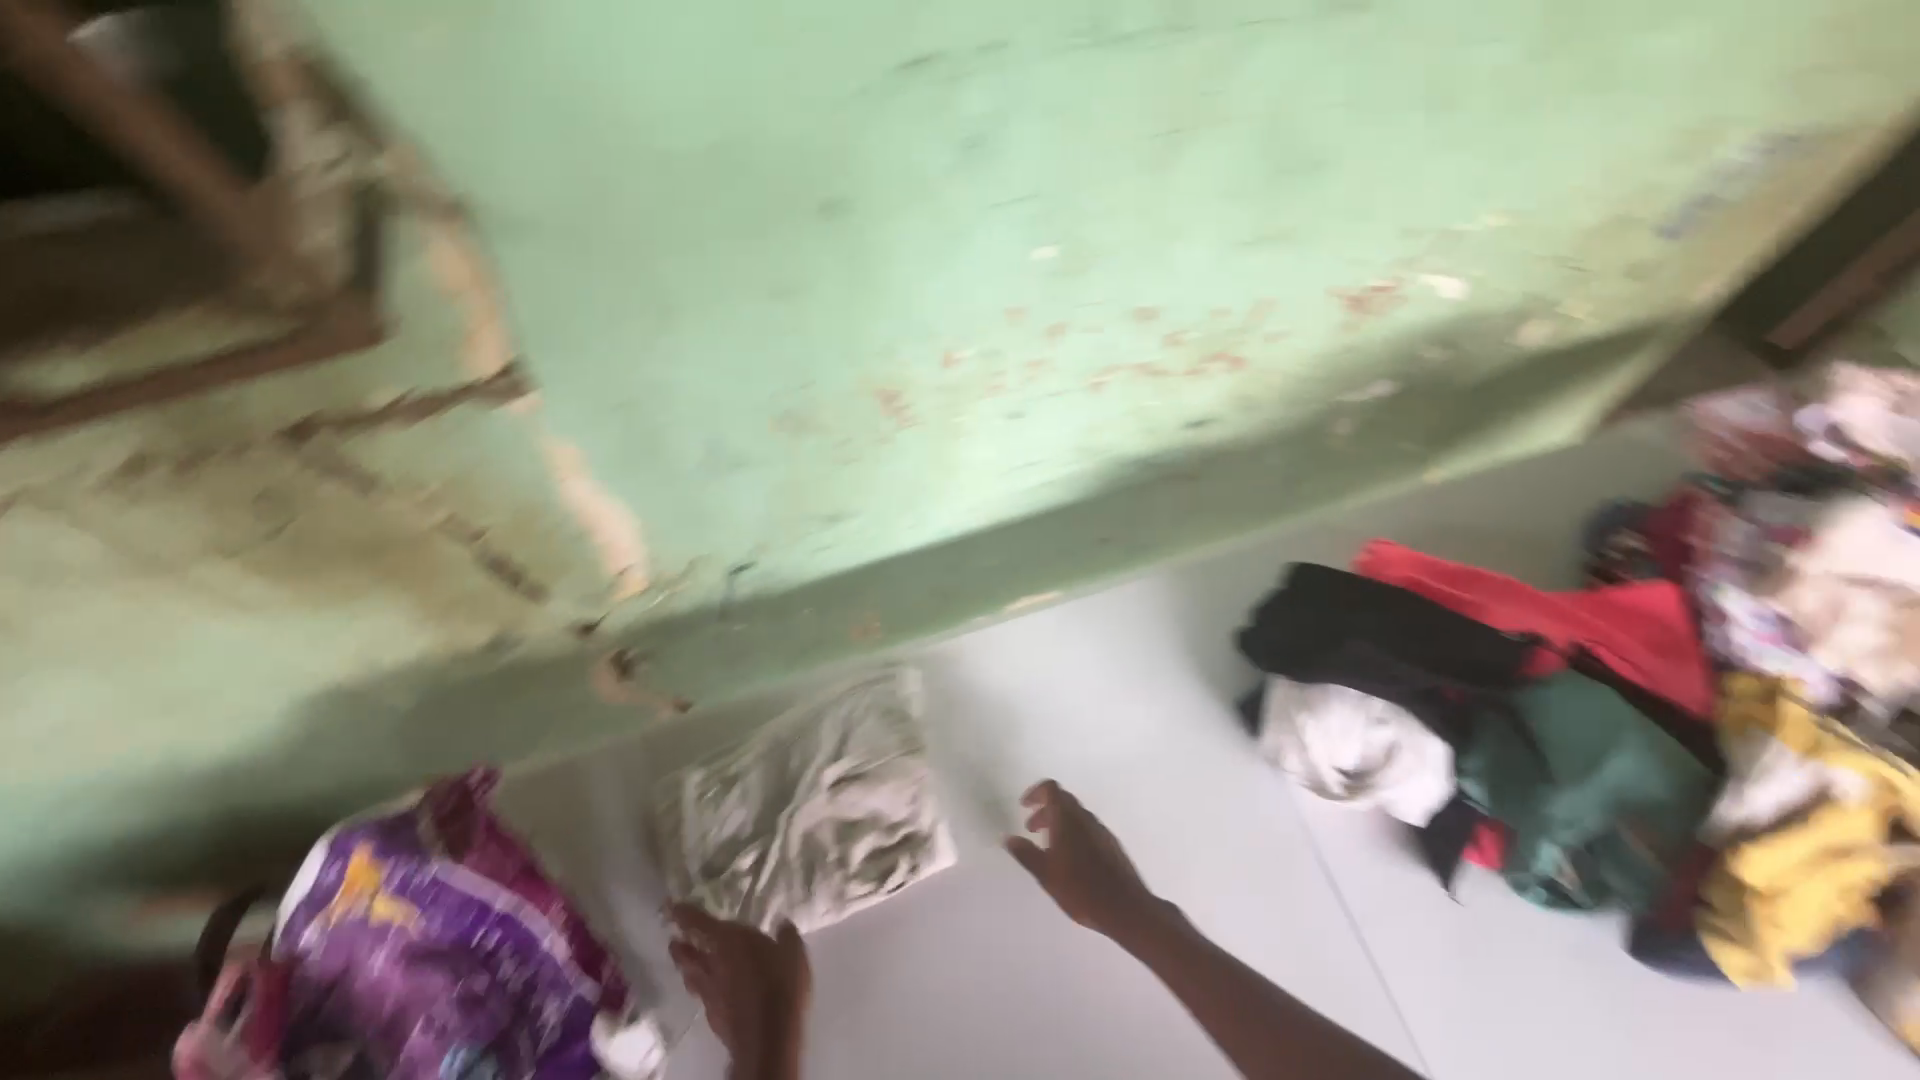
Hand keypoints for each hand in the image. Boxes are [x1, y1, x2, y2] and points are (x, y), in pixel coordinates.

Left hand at [667, 904, 810, 1079]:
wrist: (767, 1035)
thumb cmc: (781, 984)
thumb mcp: (793, 953)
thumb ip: (786, 936)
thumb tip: (782, 923)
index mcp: (729, 940)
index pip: (698, 923)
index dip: (683, 914)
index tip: (670, 907)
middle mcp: (713, 963)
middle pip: (687, 952)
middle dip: (680, 944)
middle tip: (674, 939)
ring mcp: (710, 992)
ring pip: (690, 976)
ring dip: (685, 967)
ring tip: (685, 962)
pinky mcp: (712, 1015)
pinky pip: (702, 996)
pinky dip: (702, 989)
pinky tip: (708, 991)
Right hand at [1004, 780, 1162, 941]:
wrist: (1124, 907)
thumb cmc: (1080, 889)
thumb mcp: (1046, 874)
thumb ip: (1026, 854)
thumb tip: (1009, 838)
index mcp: (1067, 819)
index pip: (1051, 789)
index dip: (1036, 793)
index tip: (1024, 806)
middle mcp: (1085, 819)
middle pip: (1063, 800)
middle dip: (1045, 810)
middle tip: (1032, 828)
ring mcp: (1101, 831)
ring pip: (1076, 815)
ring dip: (1060, 823)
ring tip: (1049, 847)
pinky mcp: (1111, 845)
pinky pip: (1088, 829)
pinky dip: (1074, 833)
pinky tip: (1071, 859)